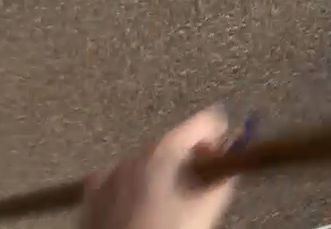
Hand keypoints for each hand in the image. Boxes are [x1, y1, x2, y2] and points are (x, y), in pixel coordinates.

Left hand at [79, 107, 236, 228]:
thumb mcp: (207, 206)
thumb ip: (226, 175)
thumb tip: (237, 158)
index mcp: (167, 147)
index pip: (207, 120)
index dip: (220, 136)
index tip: (224, 155)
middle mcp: (138, 151)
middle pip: (177, 141)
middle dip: (191, 160)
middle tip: (198, 188)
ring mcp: (112, 172)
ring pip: (150, 161)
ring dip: (164, 173)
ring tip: (169, 204)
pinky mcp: (93, 195)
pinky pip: (122, 180)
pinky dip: (135, 187)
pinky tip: (140, 208)